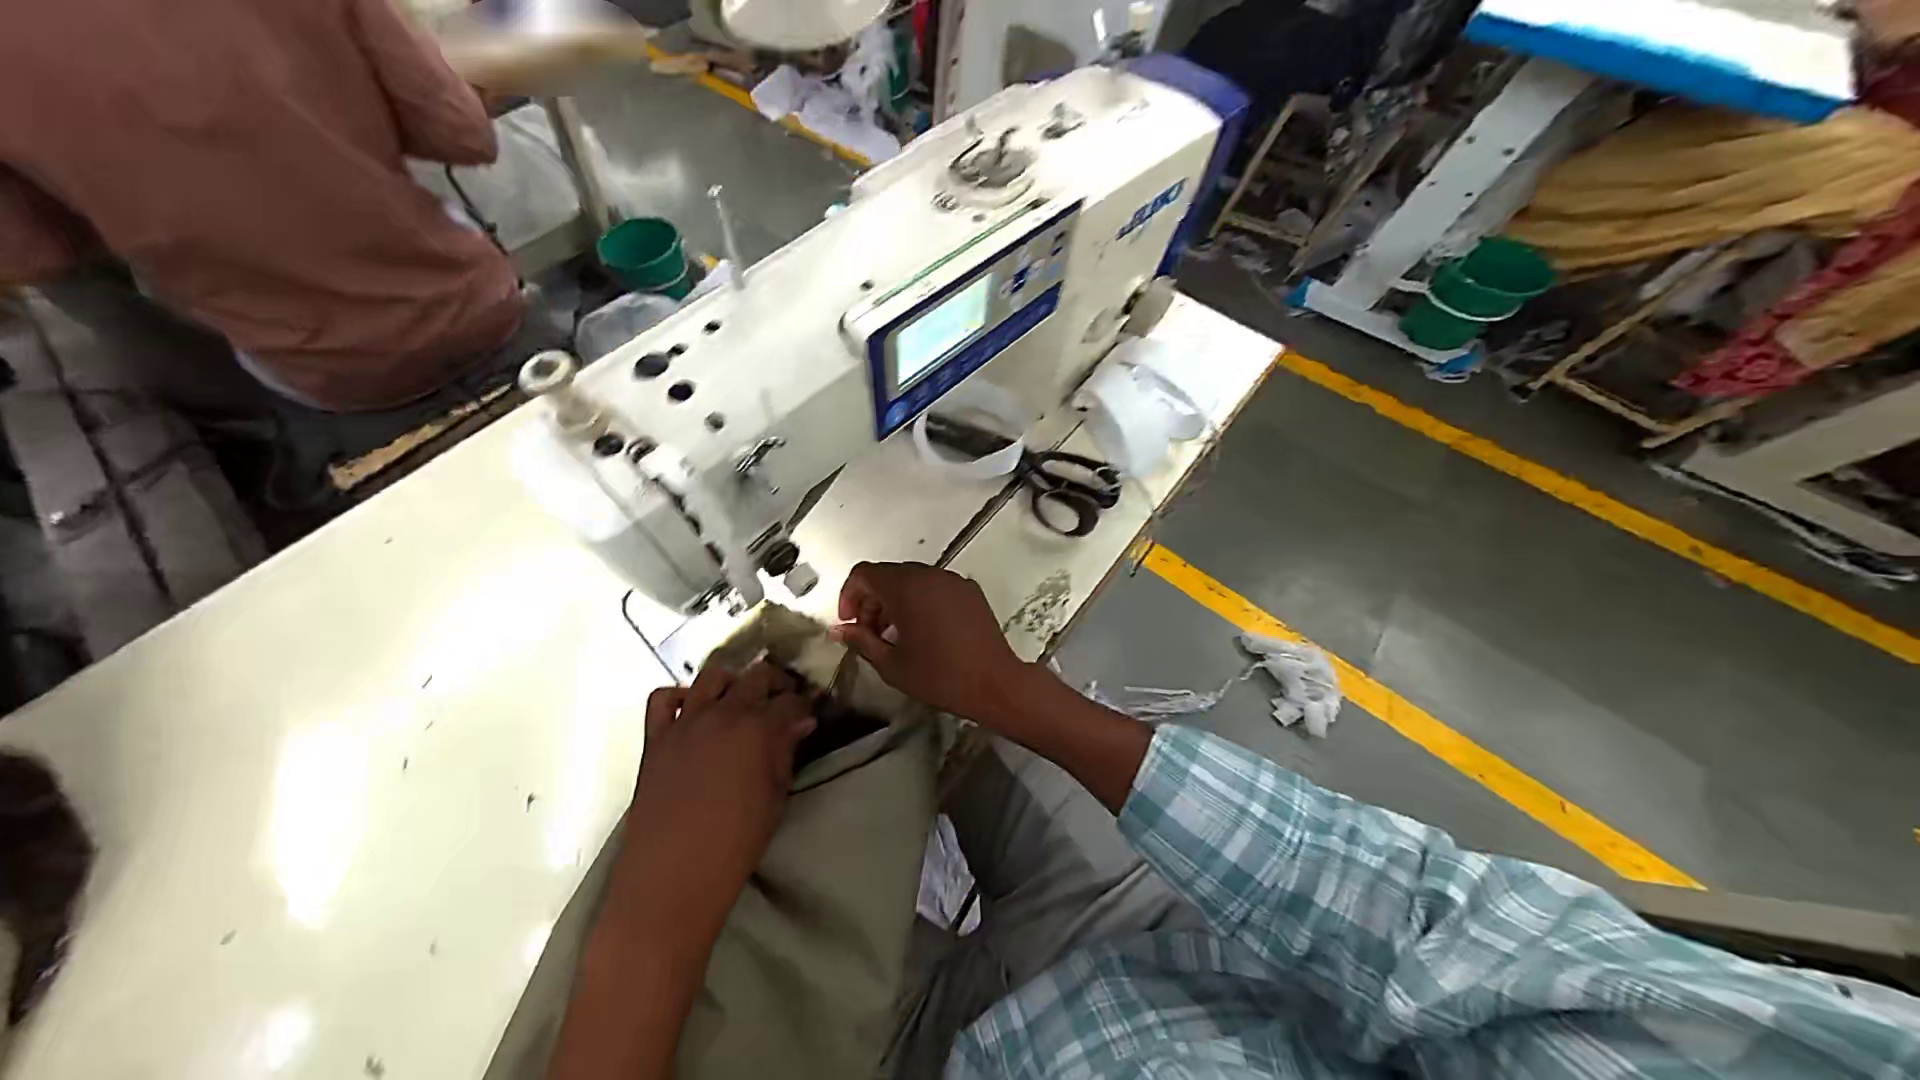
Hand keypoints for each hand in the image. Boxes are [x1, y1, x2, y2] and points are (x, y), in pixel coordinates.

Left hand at [624, 661, 817, 905]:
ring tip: (740, 700)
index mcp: (757, 729)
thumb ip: (786, 752)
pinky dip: (682, 696)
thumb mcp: (776, 797)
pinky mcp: (656, 737)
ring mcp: (685, 722)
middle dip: (777, 683)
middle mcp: (722, 714)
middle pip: (756, 677)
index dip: (805, 705)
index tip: (810, 713)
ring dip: (733, 681)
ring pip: (712, 675)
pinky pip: (664, 699)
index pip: (791, 701)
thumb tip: (799, 723)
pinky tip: (695, 711)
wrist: (672, 875)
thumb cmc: (736, 842)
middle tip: (784, 700)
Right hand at [830, 562, 1037, 725]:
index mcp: (907, 588)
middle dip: (871, 600)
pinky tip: (921, 632)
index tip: (850, 622)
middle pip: (888, 574)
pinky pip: (934, 587)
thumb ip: (861, 641)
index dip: (849, 595)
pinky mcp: (970, 591)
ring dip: (895, 600)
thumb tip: (841, 629)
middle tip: (868, 632)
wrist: (995, 683)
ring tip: (893, 636)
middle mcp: (930, 575)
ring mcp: (953, 581)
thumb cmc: (941, 677)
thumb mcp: (891, 665)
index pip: (865, 573)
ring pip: (912, 579)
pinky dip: (919, 601)